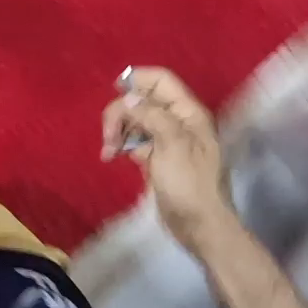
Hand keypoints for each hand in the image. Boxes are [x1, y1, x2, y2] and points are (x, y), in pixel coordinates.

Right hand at [102, 67, 234, 236]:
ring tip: (108, 151)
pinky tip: (110, 157)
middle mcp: (177, 121)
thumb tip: (129, 97)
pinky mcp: (155, 157)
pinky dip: (120, 145)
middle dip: (121, 113)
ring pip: (134, 120)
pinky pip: (133, 140)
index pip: (161, 81)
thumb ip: (151, 116)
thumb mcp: (173, 145)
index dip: (137, 80)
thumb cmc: (190, 185)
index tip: (114, 92)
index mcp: (188, 113)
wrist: (199, 228)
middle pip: (141, 100)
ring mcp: (165, 139)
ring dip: (117, 130)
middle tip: (108, 136)